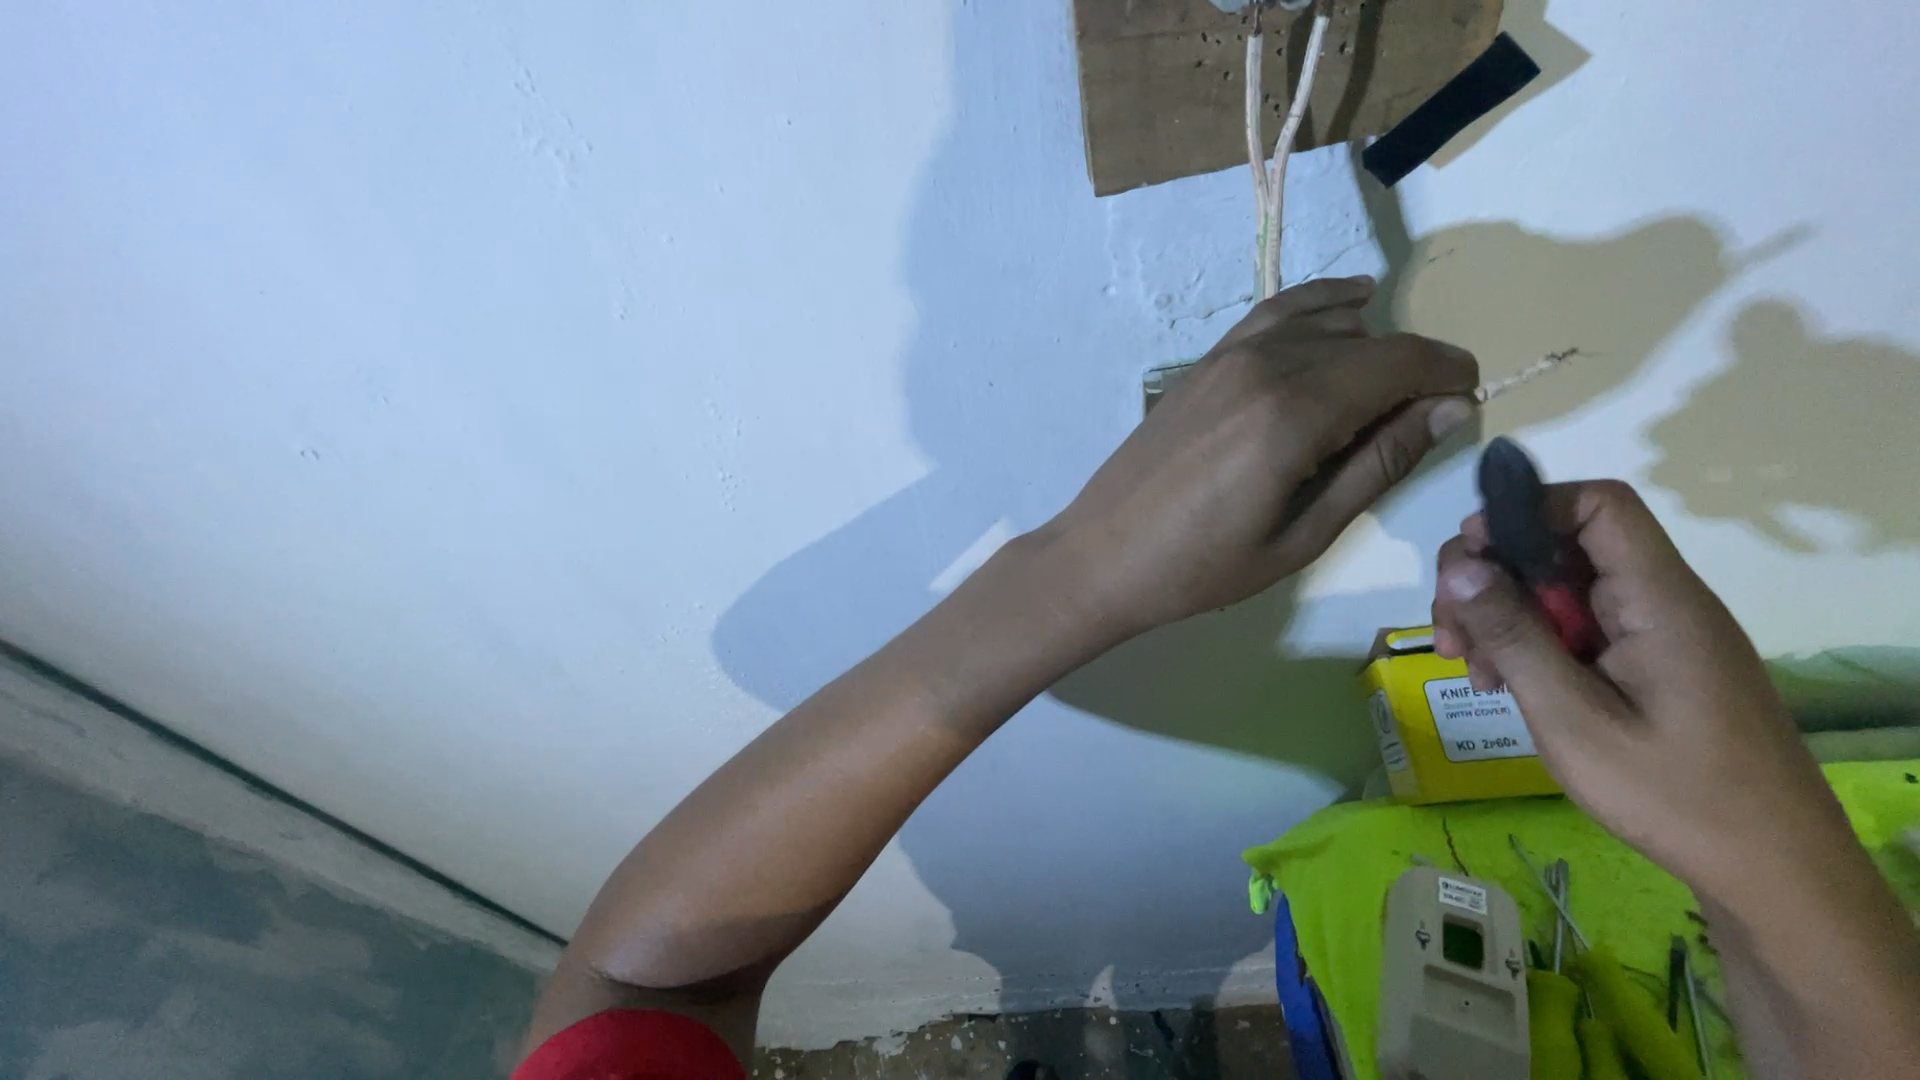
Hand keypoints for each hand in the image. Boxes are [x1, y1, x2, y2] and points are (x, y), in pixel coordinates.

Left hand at [1040, 275, 1477, 636]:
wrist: (1102, 556)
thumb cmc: (1201, 566)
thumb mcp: (1302, 535)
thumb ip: (1377, 465)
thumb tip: (1447, 408)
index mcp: (1292, 413)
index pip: (1398, 364)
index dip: (1446, 374)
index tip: (1469, 398)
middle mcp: (1262, 366)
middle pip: (1365, 342)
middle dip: (1411, 368)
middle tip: (1426, 414)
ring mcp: (1226, 357)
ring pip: (1322, 322)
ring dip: (1367, 342)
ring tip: (1386, 383)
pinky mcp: (1202, 364)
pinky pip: (1272, 315)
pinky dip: (1317, 305)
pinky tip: (1348, 304)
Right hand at [1431, 480, 1855, 899]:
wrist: (1770, 870)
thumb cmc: (1671, 793)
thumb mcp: (1571, 716)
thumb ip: (1513, 635)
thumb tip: (1459, 566)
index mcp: (1657, 600)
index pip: (1597, 506)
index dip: (1526, 510)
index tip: (1470, 560)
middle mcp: (1658, 601)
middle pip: (1560, 546)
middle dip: (1489, 576)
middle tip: (1449, 632)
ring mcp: (1652, 633)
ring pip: (1556, 588)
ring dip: (1499, 615)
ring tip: (1469, 668)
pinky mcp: (1645, 662)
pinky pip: (1573, 626)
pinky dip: (1527, 643)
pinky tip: (1500, 682)